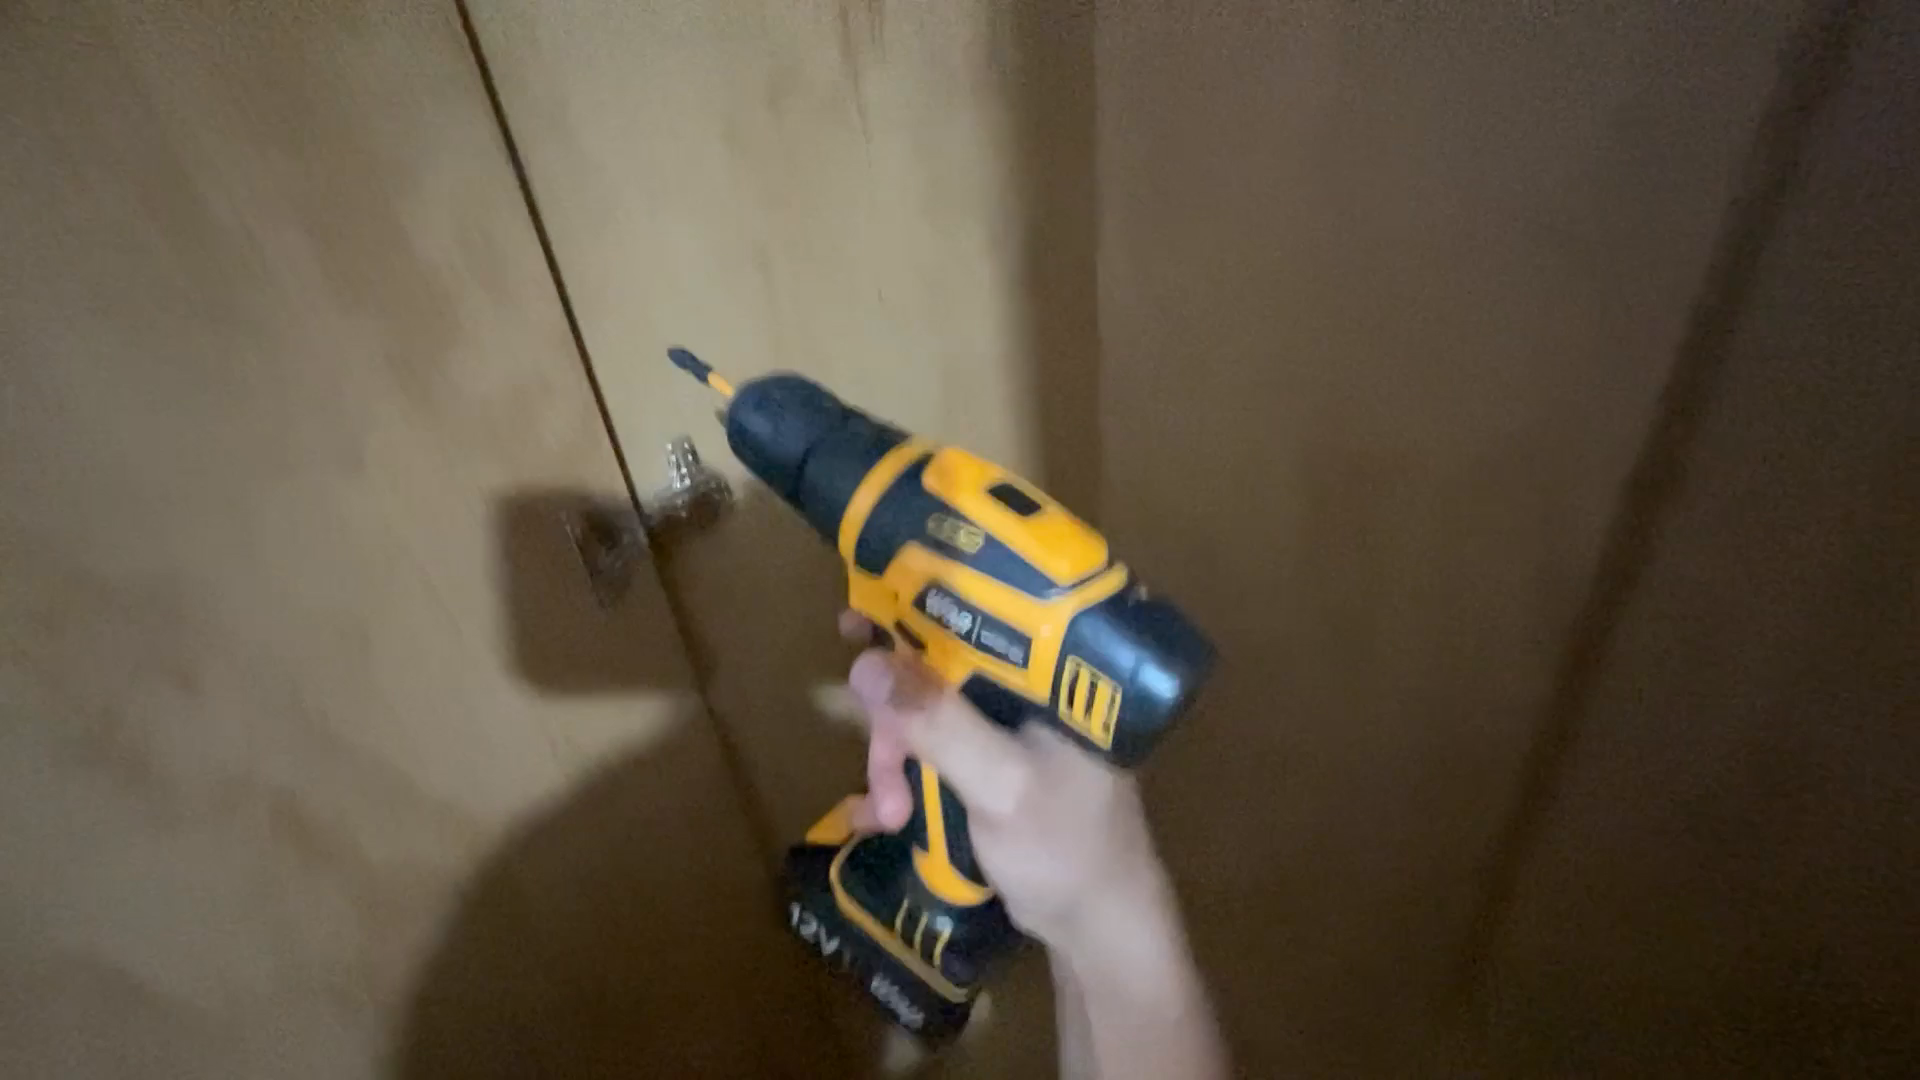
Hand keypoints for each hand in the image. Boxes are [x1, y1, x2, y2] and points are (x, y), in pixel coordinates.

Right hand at [837, 614, 1171, 955]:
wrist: (1096, 924)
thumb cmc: (1066, 848)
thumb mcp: (1000, 784)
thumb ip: (938, 724)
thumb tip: (866, 663)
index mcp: (1047, 672)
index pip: (975, 616)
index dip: (911, 610)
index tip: (855, 624)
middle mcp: (1025, 686)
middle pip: (936, 666)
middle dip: (896, 718)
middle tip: (878, 764)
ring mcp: (1003, 723)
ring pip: (925, 710)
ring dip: (895, 757)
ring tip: (890, 811)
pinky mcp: (987, 756)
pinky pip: (930, 745)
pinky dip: (903, 773)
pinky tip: (884, 813)